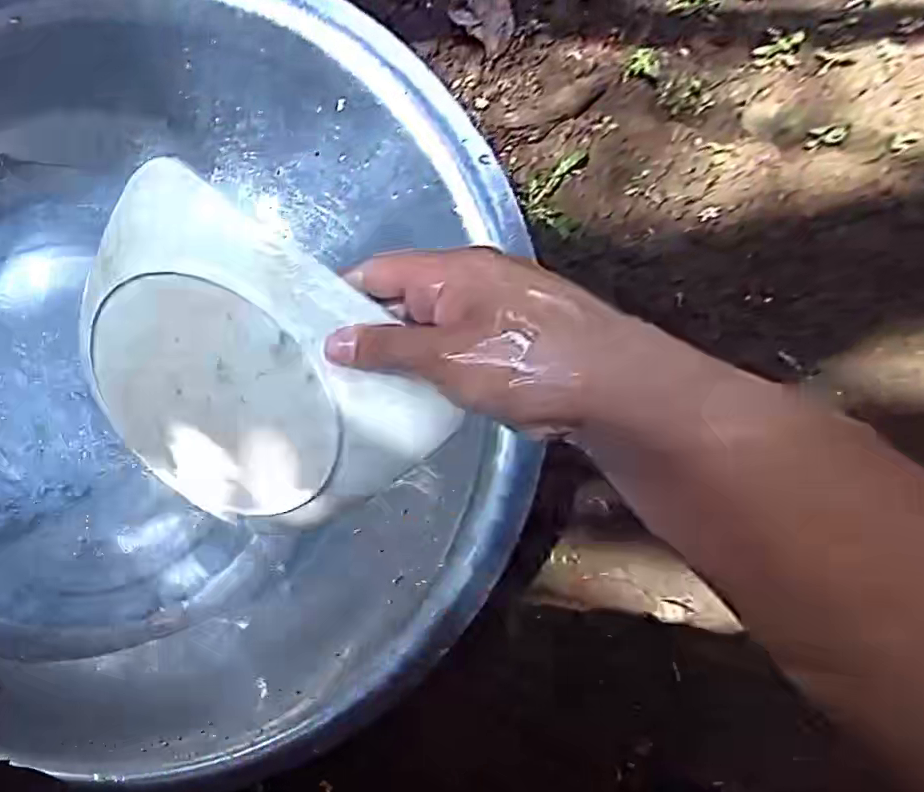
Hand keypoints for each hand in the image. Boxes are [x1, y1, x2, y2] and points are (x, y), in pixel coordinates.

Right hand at [322, 247, 718, 437]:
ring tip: (351, 379)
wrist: (616, 389)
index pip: (378, 270)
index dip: (339, 295)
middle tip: (323, 362)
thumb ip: (384, 348)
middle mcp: (467, 280)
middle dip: (360, 326)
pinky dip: (415, 362)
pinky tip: (396, 387)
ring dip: (388, 349)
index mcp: (453, 271)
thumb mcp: (443, 357)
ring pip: (416, 323)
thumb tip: (333, 342)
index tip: (307, 329)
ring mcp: (483, 309)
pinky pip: (438, 343)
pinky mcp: (494, 338)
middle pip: (395, 296)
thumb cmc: (526, 363)